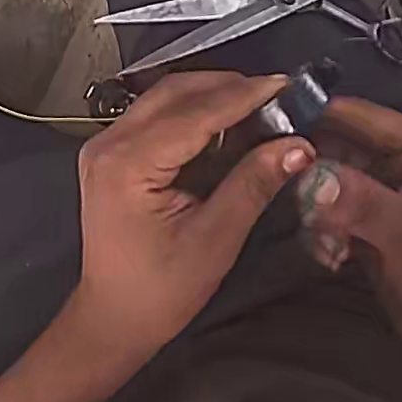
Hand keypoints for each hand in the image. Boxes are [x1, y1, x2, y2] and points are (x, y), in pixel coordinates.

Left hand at [65, 71, 313, 363]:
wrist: (112, 318)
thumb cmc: (161, 290)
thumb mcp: (214, 240)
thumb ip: (252, 184)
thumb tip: (297, 146)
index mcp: (128, 164)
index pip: (193, 114)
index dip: (242, 95)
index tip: (285, 84)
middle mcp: (109, 143)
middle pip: (174, 92)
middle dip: (228, 86)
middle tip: (276, 92)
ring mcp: (104, 144)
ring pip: (164, 96)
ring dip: (210, 92)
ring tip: (258, 101)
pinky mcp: (111, 150)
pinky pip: (156, 113)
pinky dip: (193, 108)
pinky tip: (225, 118)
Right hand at [302, 96, 401, 366]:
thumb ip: (362, 202)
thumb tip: (310, 176)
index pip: (353, 113)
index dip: (310, 113)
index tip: (267, 129)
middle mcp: (392, 160)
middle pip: (329, 143)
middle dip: (307, 171)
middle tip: (292, 200)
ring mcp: (375, 192)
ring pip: (321, 179)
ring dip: (313, 210)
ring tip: (327, 243)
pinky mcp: (362, 222)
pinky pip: (324, 211)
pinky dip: (319, 231)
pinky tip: (332, 258)